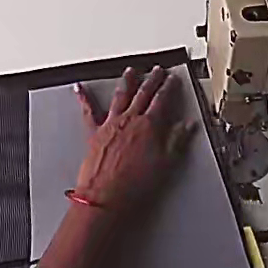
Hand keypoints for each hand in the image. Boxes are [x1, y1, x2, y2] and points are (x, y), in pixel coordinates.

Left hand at [72, 66, 191, 210]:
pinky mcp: (94, 133)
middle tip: (156, 70)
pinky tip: (80, 88)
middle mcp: (129, 120)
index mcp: (149, 126)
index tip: (172, 79)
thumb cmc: (134, 185)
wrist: (105, 197)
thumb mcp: (165, 164)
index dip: (169, 88)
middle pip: (143, 93)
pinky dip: (83, 98)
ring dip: (127, 82)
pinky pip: (88, 111)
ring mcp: (111, 124)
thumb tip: (187, 126)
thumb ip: (177, 141)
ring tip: (131, 71)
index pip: (162, 100)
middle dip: (152, 79)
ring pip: (120, 96)